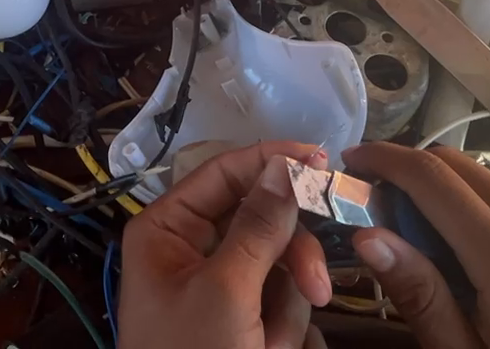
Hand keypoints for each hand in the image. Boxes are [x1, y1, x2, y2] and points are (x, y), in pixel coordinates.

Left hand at [117, 141, 334, 348]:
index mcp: (167, 227)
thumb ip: (259, 227)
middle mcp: (190, 247)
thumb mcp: (226, 293)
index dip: (270, 161)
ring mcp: (217, 287)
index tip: (321, 160)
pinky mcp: (240, 322)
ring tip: (267, 347)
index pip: (223, 172)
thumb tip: (285, 165)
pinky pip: (279, 304)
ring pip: (277, 266)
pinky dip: (283, 332)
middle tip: (315, 288)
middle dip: (288, 257)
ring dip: (284, 308)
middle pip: (258, 220)